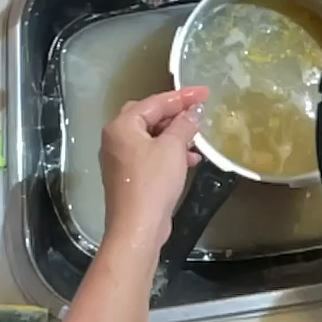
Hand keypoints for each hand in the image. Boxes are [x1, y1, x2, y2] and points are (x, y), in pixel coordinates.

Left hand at [100, 86, 207, 251]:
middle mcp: (116, 138)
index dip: (183, 96)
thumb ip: (184, 124)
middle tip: (197, 111)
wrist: (137, 228)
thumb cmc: (153, 183)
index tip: (205, 92)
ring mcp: (120, 158)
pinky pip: (150, 153)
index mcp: (122, 125)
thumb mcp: (173, 148)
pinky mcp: (128, 176)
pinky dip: (169, 152)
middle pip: (149, 115)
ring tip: (197, 138)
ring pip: (151, 136)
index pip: (155, 102)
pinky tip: (190, 159)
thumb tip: (194, 111)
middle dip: (175, 113)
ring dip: (175, 135)